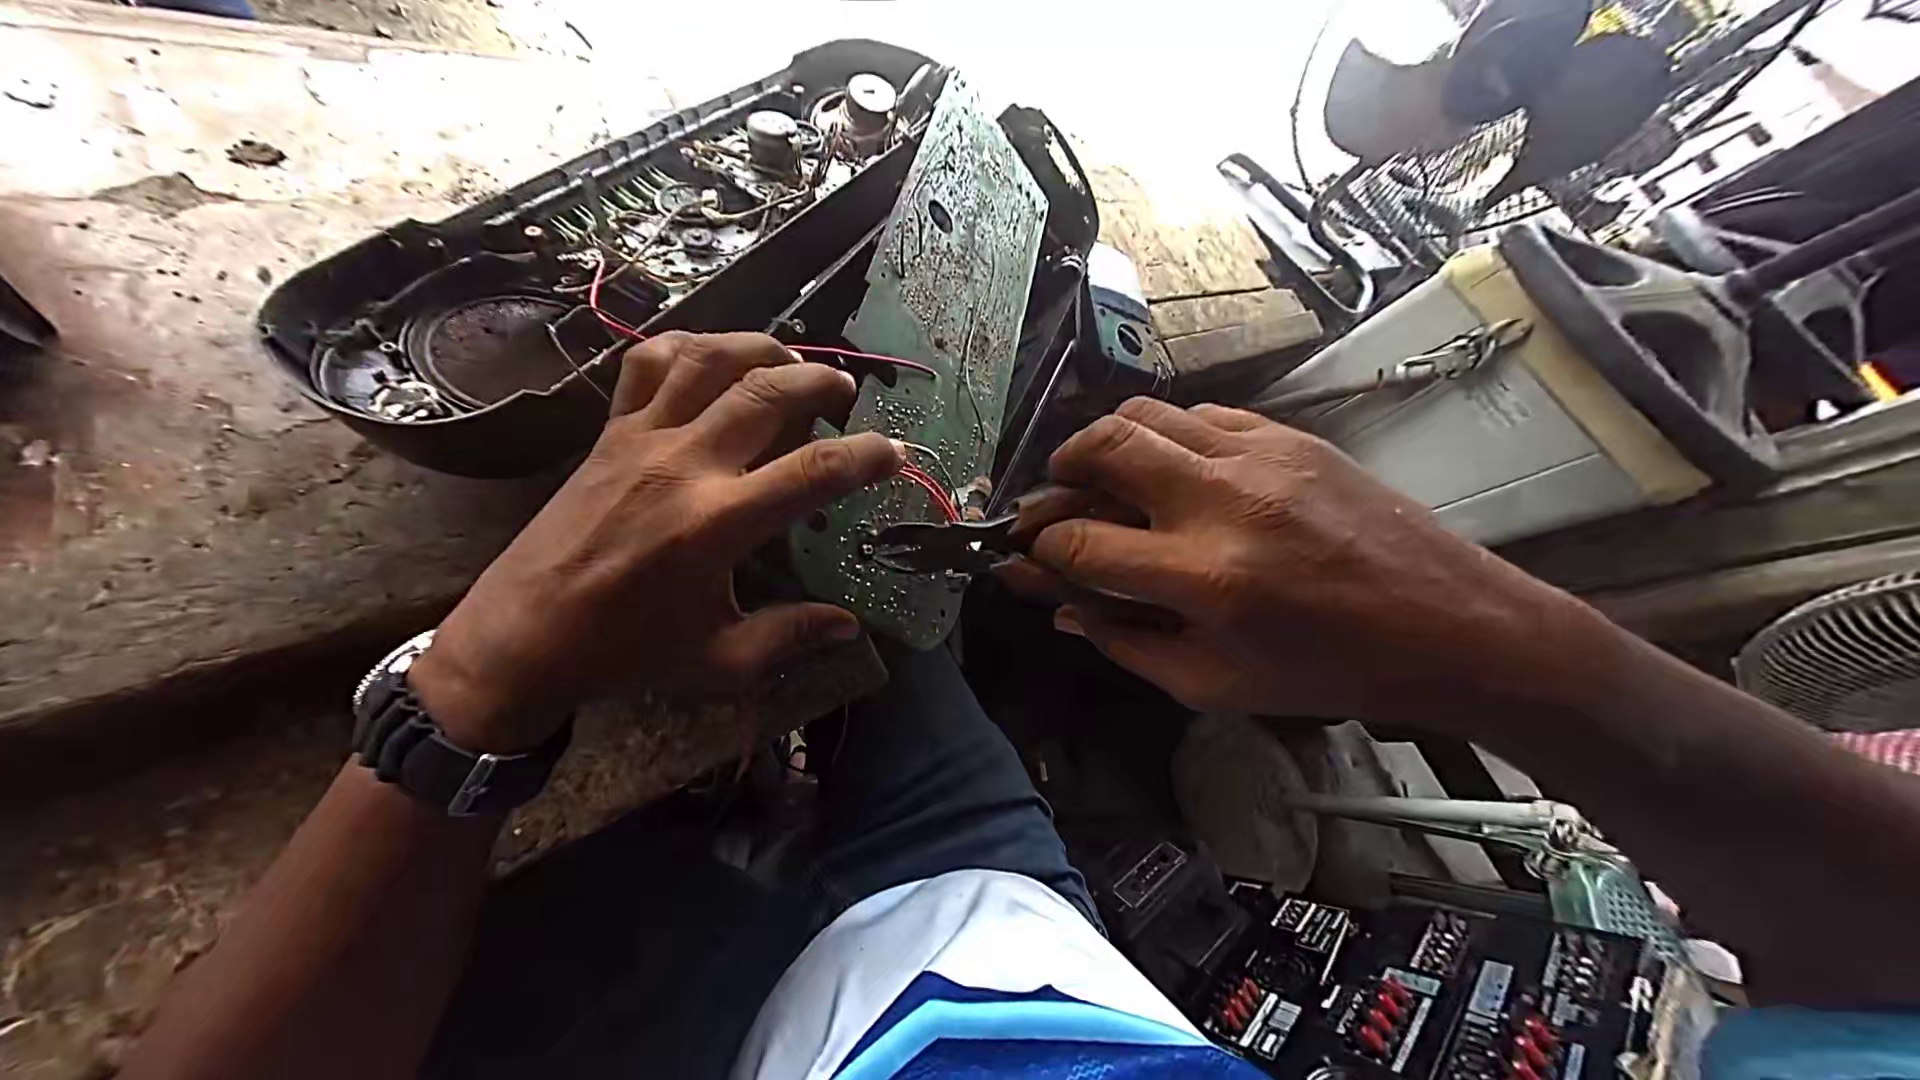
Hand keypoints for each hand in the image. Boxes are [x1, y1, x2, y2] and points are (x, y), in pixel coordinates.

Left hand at [409, 332, 902, 751]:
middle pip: (767, 392)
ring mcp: (640, 439)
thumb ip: (791, 635)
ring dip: (761, 349)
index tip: (893, 452)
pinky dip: (689, 346)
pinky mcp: (609, 432)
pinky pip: (648, 364)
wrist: (521, 636)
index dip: (865, 457)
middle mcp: (683, 465)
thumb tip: (850, 625)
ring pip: (709, 359)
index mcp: (717, 524)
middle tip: (846, 395)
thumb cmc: (626, 652)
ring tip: (792, 363)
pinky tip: (714, 359)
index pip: (812, 471)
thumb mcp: (721, 658)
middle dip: (820, 382)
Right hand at [999, 397, 1604, 727]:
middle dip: (1056, 474)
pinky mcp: (1287, 436)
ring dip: (1102, 444)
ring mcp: (1258, 456)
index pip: (1081, 544)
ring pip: (1143, 415)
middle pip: (1102, 448)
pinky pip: (1198, 415)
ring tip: (1098, 477)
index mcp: (1204, 578)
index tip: (1027, 559)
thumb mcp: (1214, 684)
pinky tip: (1167, 471)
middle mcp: (1222, 502)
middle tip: (1050, 501)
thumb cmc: (1329, 671)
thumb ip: (1126, 645)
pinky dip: (1162, 437)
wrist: (1452, 625)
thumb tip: (1064, 611)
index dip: (1039, 552)